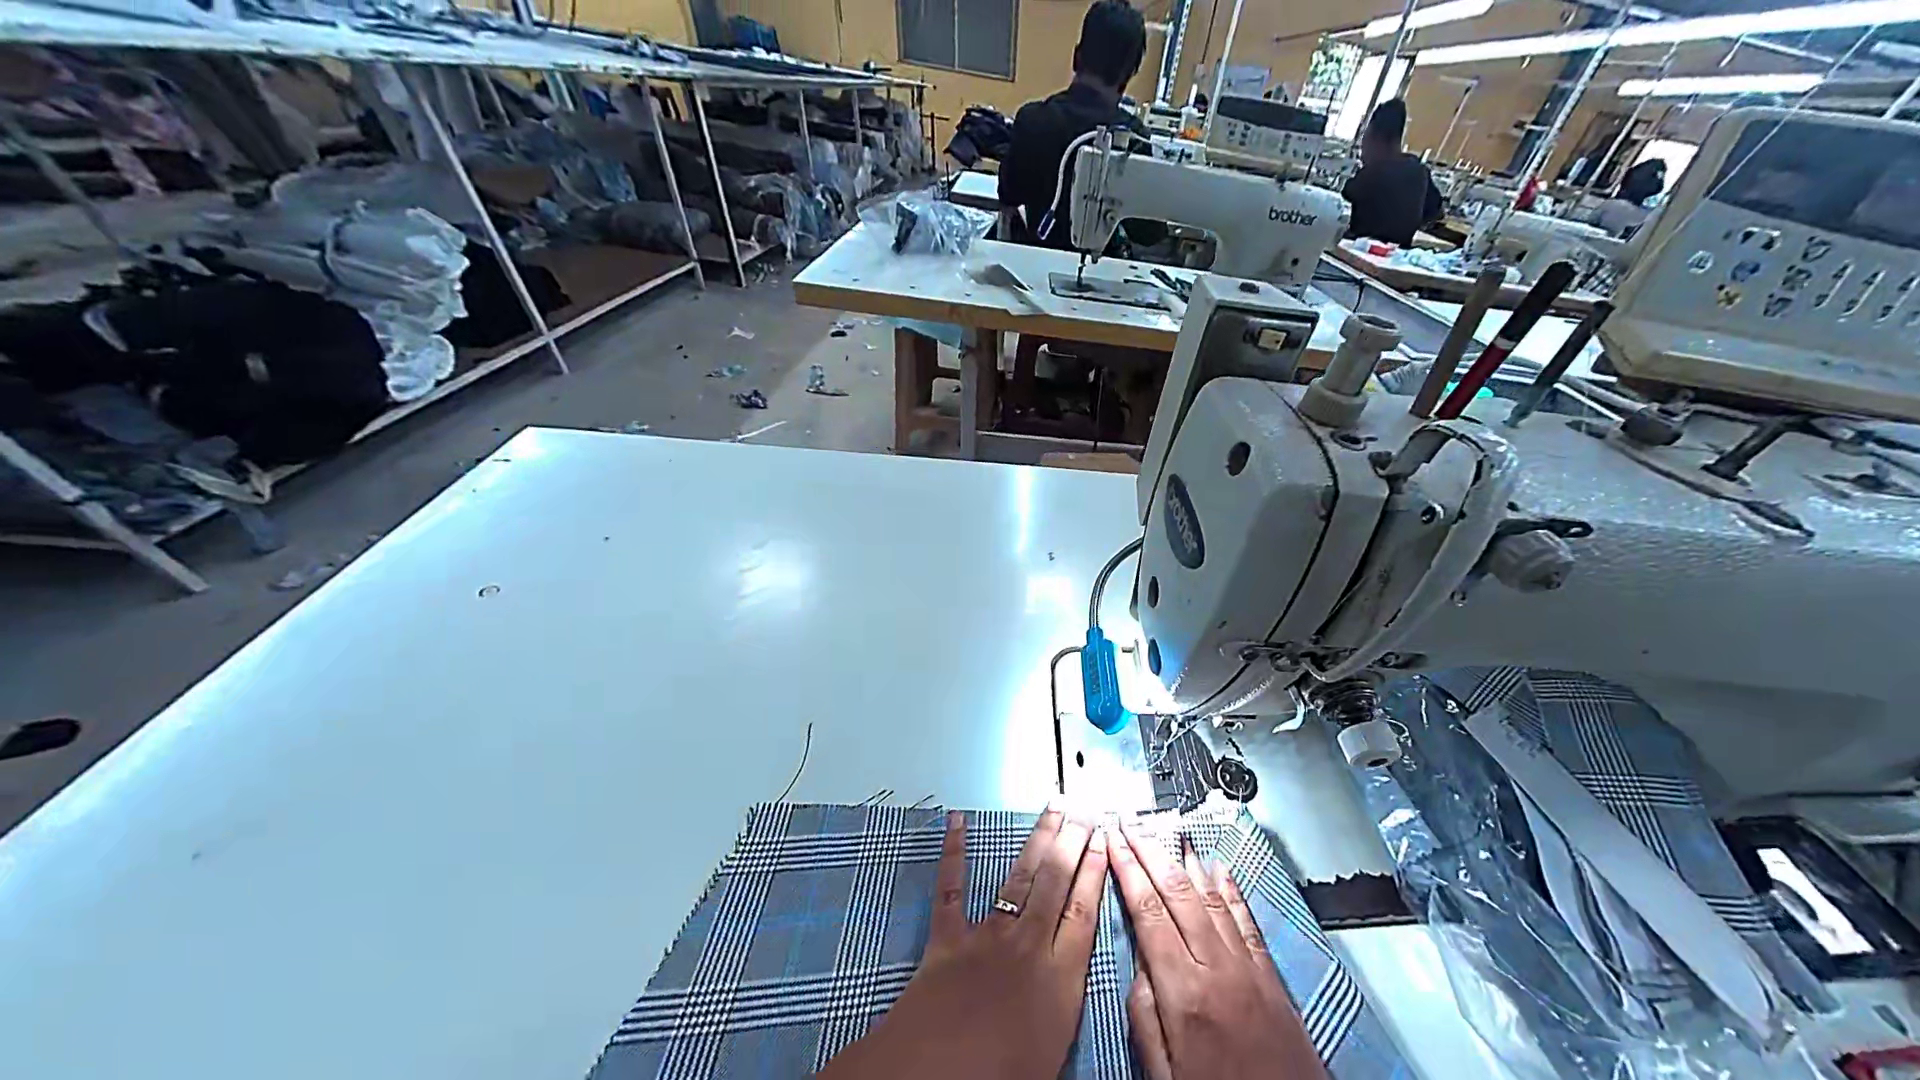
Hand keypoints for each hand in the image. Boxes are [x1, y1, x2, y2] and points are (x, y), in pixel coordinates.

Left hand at [818, 806, 1109, 1079]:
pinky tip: (957, 821)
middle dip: (1072, 841)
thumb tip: (1074, 980)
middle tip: (1083, 808)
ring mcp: (986, 935)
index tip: (1103, 840)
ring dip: (1037, 839)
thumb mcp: (1055, 1049)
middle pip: (1056, 883)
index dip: (1094, 873)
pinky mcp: (947, 936)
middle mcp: (1027, 944)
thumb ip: (1067, 1003)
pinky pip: (951, 887)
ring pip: (1018, 877)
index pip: (1083, 912)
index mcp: (1058, 978)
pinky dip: (953, 851)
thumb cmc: (1003, 1078)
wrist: (937, 1077)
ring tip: (1052, 808)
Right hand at [1110, 821, 1327, 1079]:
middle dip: (1150, 853)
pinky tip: (1219, 868)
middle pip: (1177, 894)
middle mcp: (1217, 970)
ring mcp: (1248, 970)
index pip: (1148, 912)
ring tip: (1168, 833)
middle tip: (1132, 824)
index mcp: (1183, 992)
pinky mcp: (1271, 978)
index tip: (1113, 840)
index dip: (1127, 870)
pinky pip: (1247, 922)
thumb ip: (1145, 1015)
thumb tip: (1138, 964)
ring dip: (1187, 862)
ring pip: (1211, 900)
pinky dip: (1231, 891)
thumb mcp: (1164, 1074)